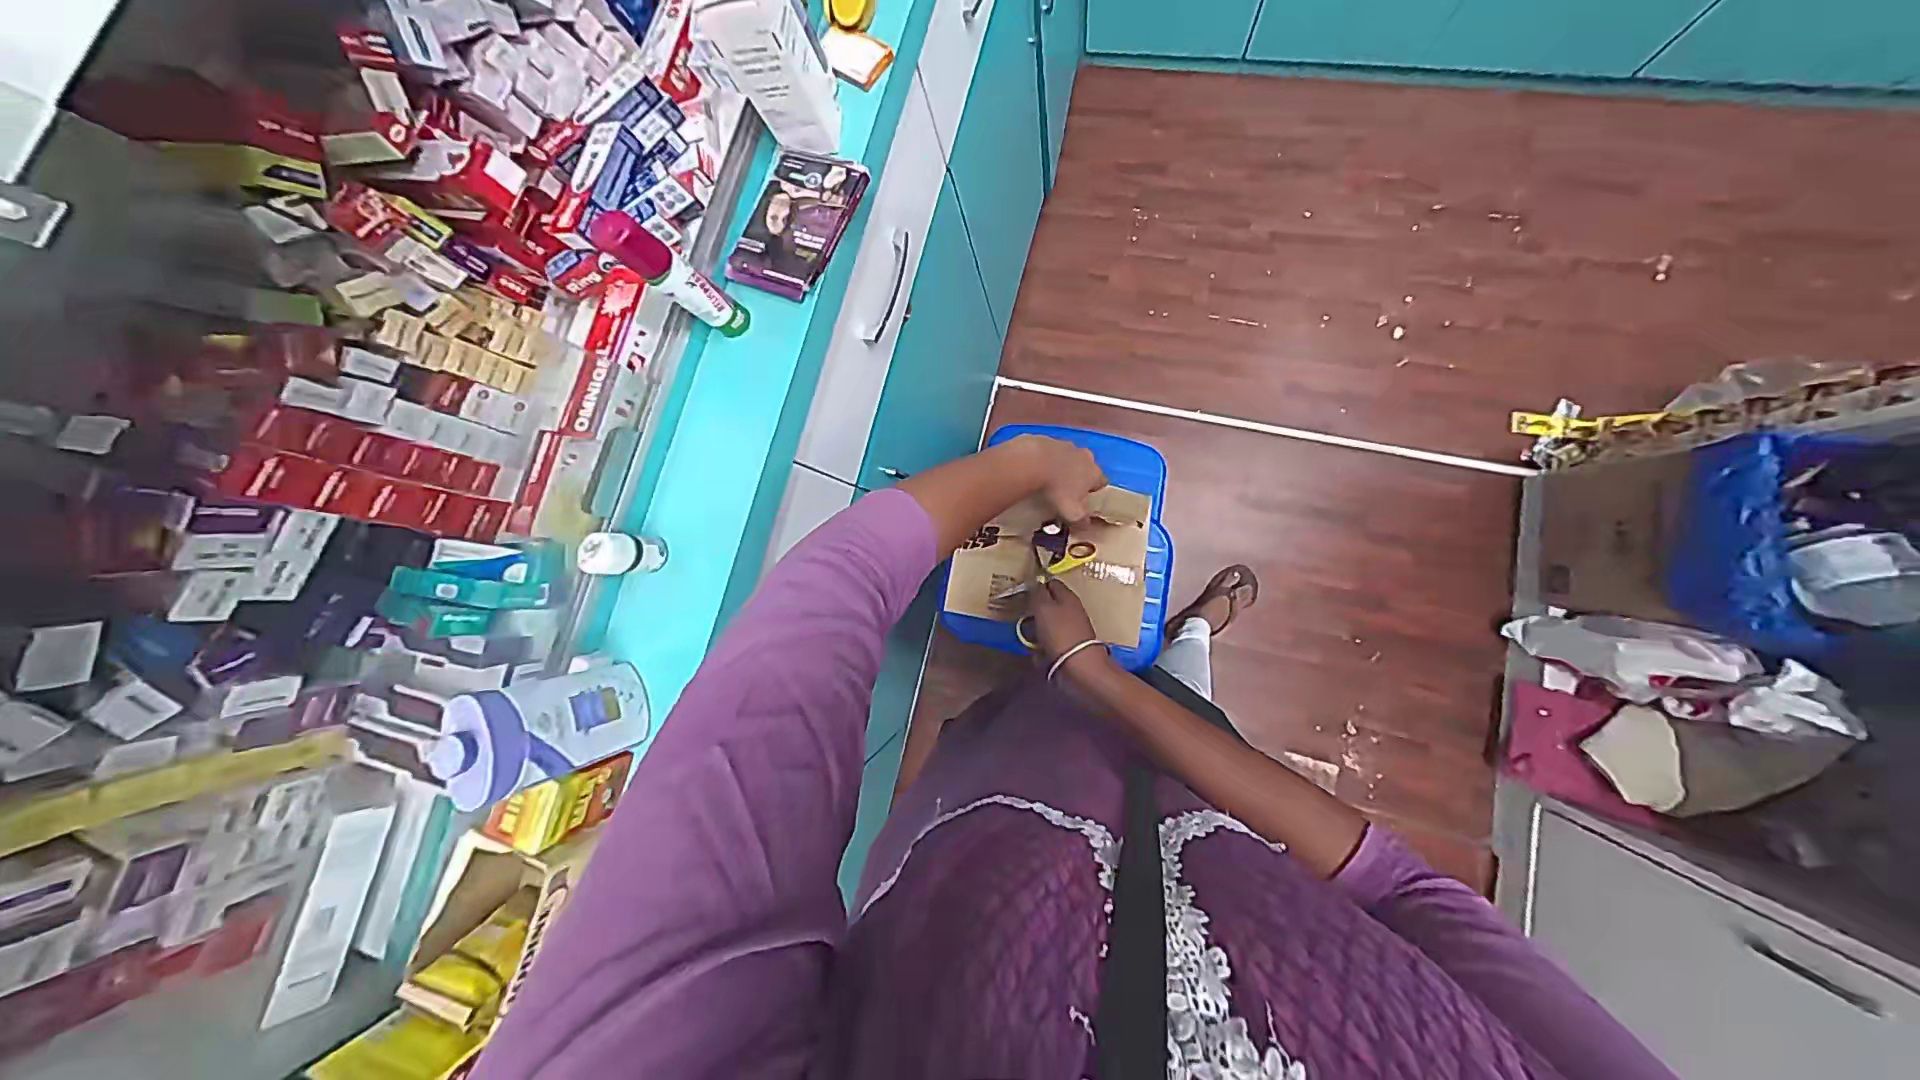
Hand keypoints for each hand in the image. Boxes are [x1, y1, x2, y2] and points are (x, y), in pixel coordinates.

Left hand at [1019, 436, 1105, 524]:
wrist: (1031, 462)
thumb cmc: (1057, 490)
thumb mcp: (1072, 513)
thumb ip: (1082, 518)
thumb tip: (1086, 523)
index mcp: (1094, 472)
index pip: (1101, 481)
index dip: (1093, 490)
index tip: (1083, 499)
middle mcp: (1083, 455)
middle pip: (1085, 466)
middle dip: (1078, 476)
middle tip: (1064, 489)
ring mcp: (1064, 444)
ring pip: (1067, 457)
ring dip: (1060, 466)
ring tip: (1046, 479)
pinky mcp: (1046, 439)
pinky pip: (1048, 451)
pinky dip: (1044, 458)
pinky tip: (1033, 468)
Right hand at [1027, 579, 1111, 680]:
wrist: (1078, 665)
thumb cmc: (1059, 632)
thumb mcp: (1043, 607)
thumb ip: (1038, 592)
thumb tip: (1035, 582)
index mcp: (1067, 596)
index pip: (1051, 583)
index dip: (1037, 585)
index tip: (1024, 593)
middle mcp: (1072, 610)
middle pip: (1050, 604)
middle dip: (1035, 608)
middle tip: (1022, 613)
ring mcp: (1071, 629)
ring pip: (1048, 623)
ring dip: (1037, 628)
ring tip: (1026, 633)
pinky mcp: (1068, 646)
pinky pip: (1050, 640)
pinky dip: (1042, 644)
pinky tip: (1036, 650)